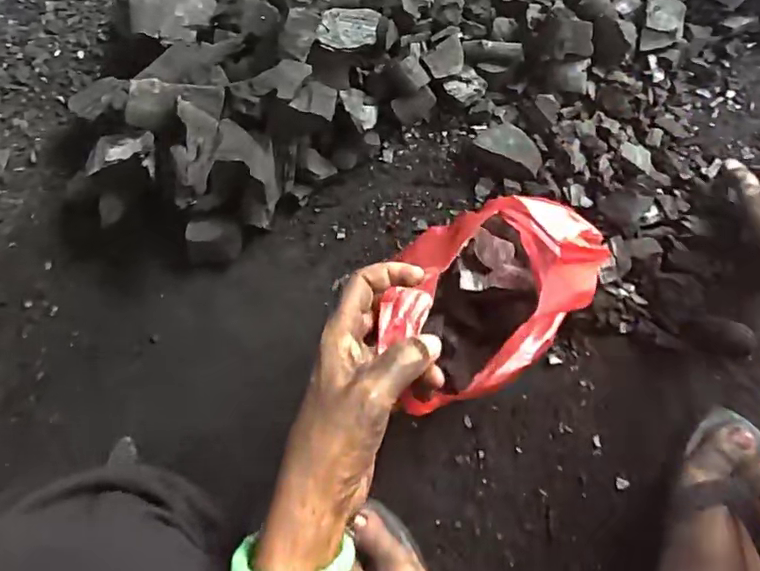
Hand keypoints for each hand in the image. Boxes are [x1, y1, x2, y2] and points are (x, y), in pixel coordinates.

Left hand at [255, 263, 444, 570]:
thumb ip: (402, 361)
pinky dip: (416, 376)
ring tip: (438, 375)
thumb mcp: (372, 393)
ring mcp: (359, 372)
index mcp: (339, 335)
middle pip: (380, 312)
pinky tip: (431, 391)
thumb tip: (432, 341)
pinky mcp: (371, 397)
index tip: (421, 277)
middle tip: (437, 326)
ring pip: (393, 344)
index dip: (389, 273)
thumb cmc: (338, 433)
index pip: (361, 286)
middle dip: (410, 315)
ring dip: (418, 353)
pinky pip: (398, 373)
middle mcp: (347, 346)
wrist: (321, 486)